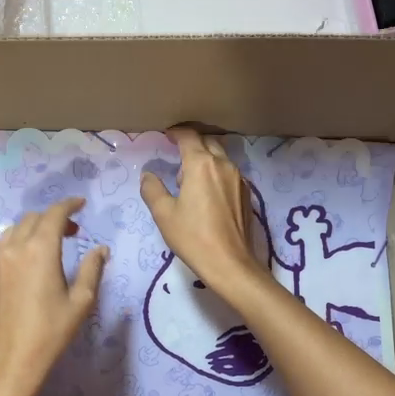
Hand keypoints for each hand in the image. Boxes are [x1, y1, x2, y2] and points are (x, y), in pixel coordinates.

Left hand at [0, 197, 106, 395]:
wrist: (13, 357)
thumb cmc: (52, 331)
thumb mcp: (81, 300)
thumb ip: (92, 269)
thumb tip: (101, 250)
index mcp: (41, 249)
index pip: (55, 214)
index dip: (70, 205)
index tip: (82, 204)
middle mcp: (17, 247)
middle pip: (34, 218)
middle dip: (54, 217)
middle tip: (74, 231)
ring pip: (17, 229)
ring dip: (36, 227)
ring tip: (52, 242)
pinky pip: (7, 245)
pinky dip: (22, 241)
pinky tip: (34, 259)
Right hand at [141, 128, 265, 289]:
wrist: (229, 263)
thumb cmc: (193, 237)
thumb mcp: (164, 214)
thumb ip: (152, 189)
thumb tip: (148, 175)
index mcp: (201, 164)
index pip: (189, 136)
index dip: (176, 132)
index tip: (167, 135)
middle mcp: (223, 165)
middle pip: (208, 142)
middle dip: (192, 144)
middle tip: (177, 155)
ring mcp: (239, 179)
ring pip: (220, 158)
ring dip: (205, 159)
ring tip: (190, 179)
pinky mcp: (246, 194)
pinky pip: (229, 174)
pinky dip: (216, 174)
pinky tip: (207, 194)